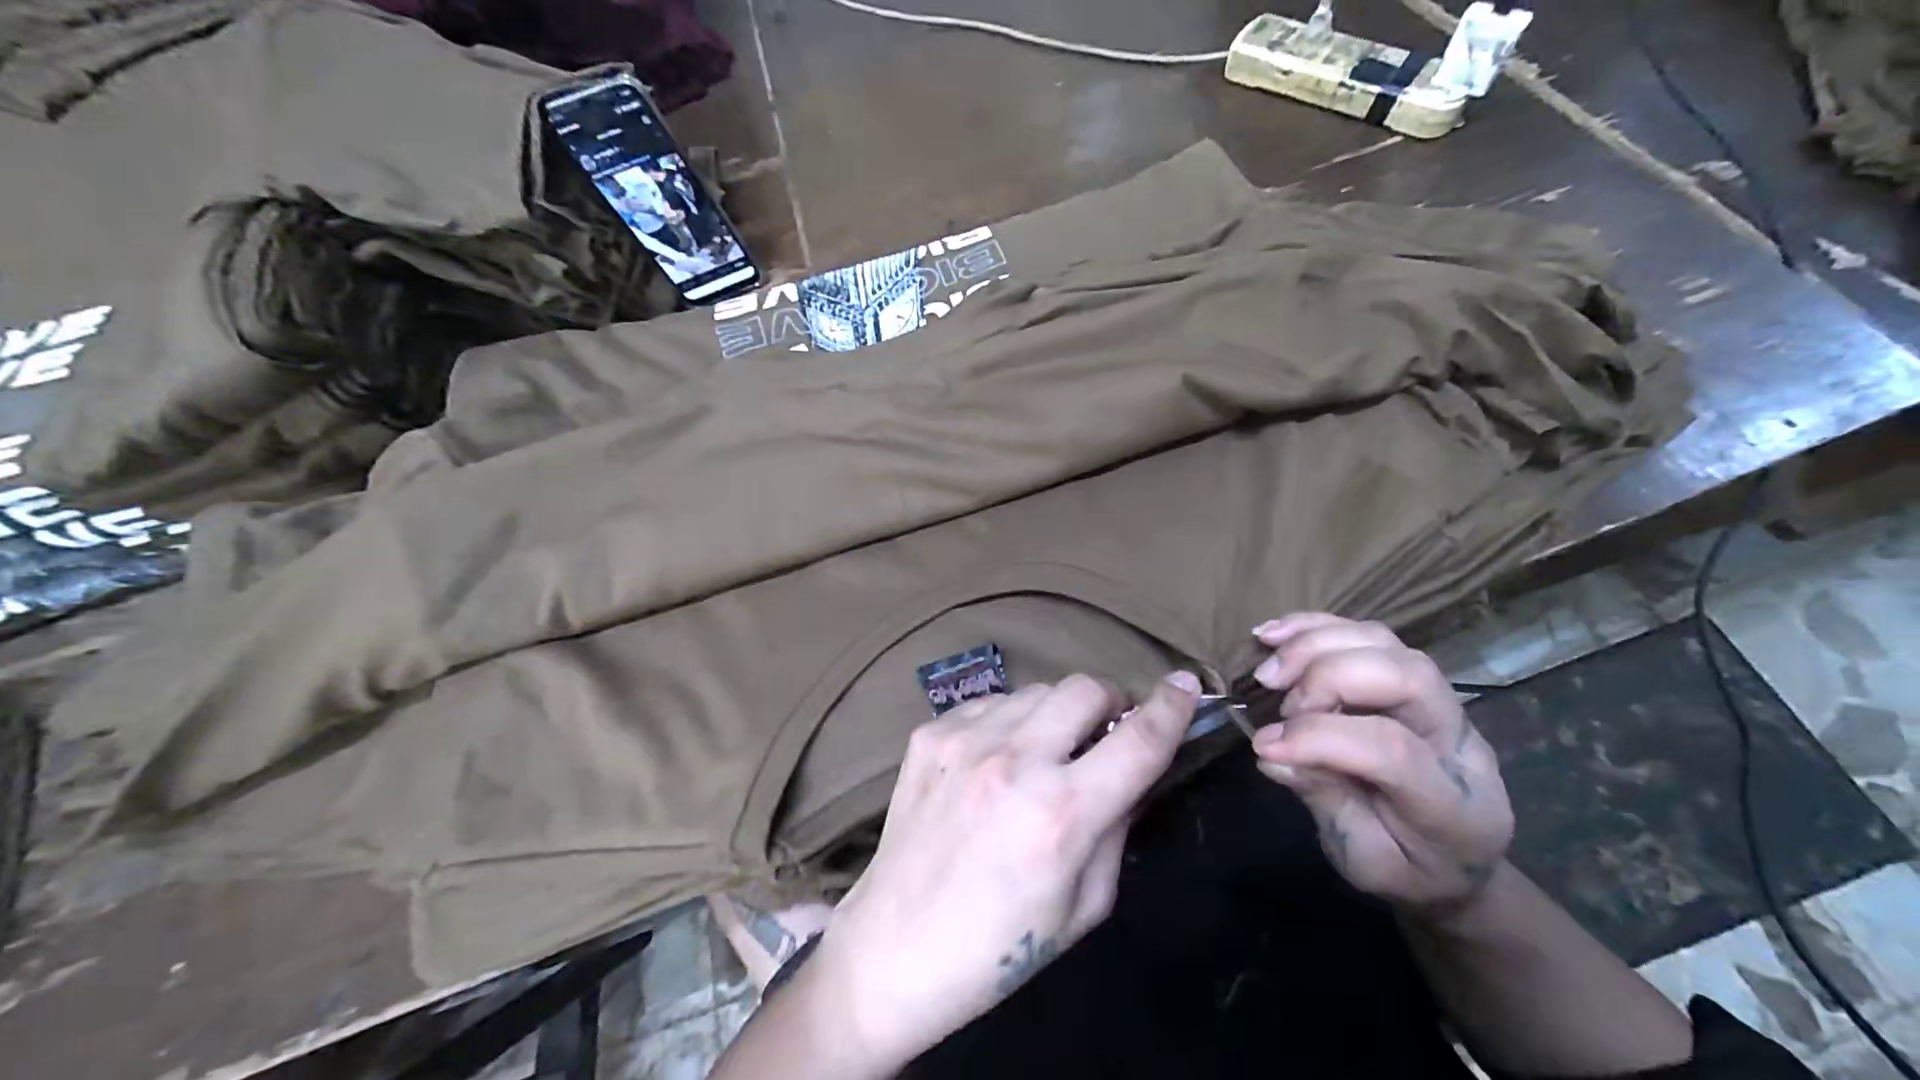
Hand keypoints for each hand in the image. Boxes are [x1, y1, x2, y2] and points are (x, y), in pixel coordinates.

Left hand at [800, 673, 1199, 1072]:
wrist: (894, 949)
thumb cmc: (1001, 948)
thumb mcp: (1085, 906)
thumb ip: (1118, 827)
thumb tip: (1137, 771)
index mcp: (1061, 815)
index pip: (1138, 740)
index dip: (1172, 707)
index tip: (1186, 685)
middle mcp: (1014, 762)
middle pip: (1085, 688)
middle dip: (1110, 704)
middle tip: (1104, 735)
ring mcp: (965, 741)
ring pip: (1037, 690)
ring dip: (1057, 714)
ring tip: (1044, 755)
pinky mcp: (929, 736)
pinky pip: (991, 703)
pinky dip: (1010, 722)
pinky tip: (997, 762)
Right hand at [1247, 613, 1512, 907]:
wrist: (1455, 861)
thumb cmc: (1407, 868)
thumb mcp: (1365, 860)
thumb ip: (1326, 802)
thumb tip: (1273, 753)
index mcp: (1456, 804)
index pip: (1392, 750)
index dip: (1320, 738)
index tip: (1263, 745)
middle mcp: (1461, 741)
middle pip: (1406, 675)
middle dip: (1327, 676)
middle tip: (1277, 700)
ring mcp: (1443, 703)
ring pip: (1387, 643)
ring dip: (1317, 643)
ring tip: (1268, 668)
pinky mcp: (1415, 680)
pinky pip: (1369, 635)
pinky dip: (1316, 627)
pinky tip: (1274, 635)